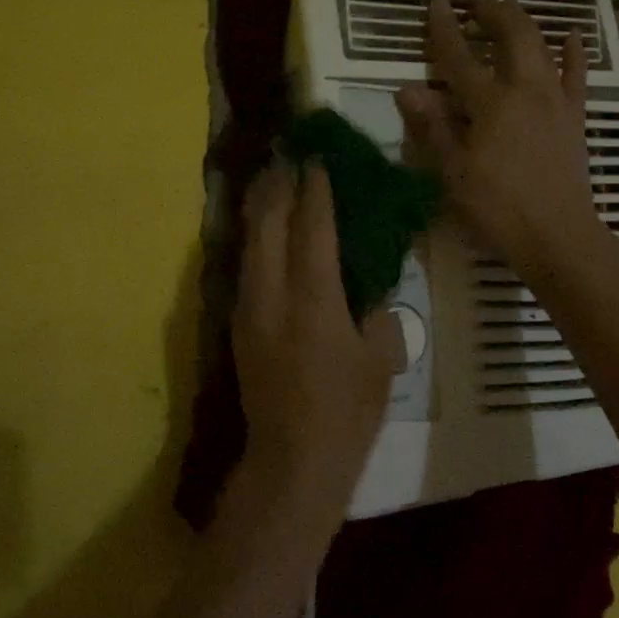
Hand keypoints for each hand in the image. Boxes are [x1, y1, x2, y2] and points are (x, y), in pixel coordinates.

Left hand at [234, 161, 402, 508]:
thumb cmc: (347, 413)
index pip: (312, 230)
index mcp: (314, 301)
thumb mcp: (380, 360)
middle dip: (277, 187)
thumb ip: (377, 311)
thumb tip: (370, 281)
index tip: (318, 158)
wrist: (292, 461)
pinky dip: (255, 240)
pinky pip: (245, 267)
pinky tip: (263, 232)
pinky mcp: (238, 327)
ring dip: (260, 209)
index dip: (315, 191)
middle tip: (289, 155)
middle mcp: (273, 296)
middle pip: (268, 226)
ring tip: (271, 180)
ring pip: (249, 244)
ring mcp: (248, 310)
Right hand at [396, 0, 599, 270]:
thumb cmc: (497, 210)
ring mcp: (555, 102)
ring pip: (542, 48)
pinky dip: (574, 53)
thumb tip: (408, 88)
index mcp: (488, 105)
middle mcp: (524, 91)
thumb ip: (433, 129)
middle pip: (510, 37)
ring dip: (525, 22)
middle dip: (493, 10)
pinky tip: (572, 36)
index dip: (444, 29)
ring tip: (512, 6)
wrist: (558, 236)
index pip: (459, 58)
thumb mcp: (453, 175)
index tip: (436, 2)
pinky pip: (577, 76)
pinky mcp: (575, 118)